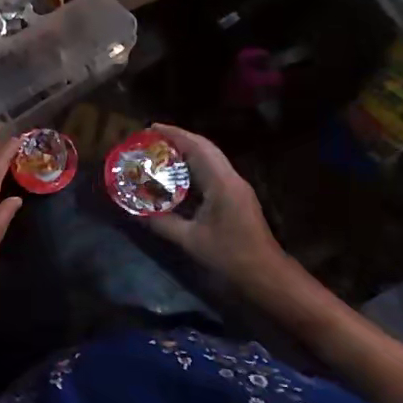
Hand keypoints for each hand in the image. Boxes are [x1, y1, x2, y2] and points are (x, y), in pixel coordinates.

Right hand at [144, 125, 286, 280]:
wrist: (265, 273)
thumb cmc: (229, 255)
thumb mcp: (190, 240)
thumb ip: (162, 223)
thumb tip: (137, 212)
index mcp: (221, 182)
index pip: (197, 147)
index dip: (174, 134)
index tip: (151, 128)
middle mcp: (231, 178)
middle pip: (205, 148)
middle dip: (179, 139)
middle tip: (152, 138)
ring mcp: (237, 186)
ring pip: (211, 159)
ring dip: (188, 152)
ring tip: (161, 153)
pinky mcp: (237, 196)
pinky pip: (214, 172)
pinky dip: (195, 167)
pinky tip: (179, 176)